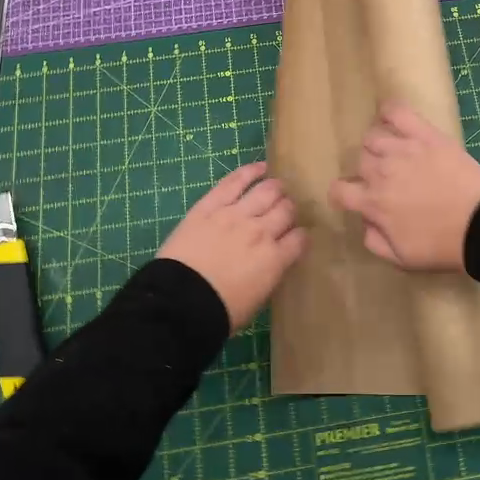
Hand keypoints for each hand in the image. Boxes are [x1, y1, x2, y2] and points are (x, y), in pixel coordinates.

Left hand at [157, 162, 308, 333]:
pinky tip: (260, 167)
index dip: (300, 235)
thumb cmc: (219, 312)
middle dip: (289, 209)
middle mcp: (261, 231)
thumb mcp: (256, 300)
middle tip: (284, 211)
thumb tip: (275, 262)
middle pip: (286, 210)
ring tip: (277, 187)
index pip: (300, 238)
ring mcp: (236, 214)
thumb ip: (270, 274)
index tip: (295, 237)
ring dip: (275, 189)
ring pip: (267, 191)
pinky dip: (250, 171)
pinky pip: (235, 181)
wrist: (180, 303)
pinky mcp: (211, 205)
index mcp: (275, 259)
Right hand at [330, 102, 479, 271]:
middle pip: (360, 161)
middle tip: (387, 181)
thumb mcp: (402, 259)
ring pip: (373, 137)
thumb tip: (365, 222)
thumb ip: (374, 241)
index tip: (353, 196)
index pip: (339, 190)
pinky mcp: (425, 135)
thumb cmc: (442, 245)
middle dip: (368, 172)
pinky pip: (397, 111)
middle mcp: (381, 172)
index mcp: (374, 203)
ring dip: (378, 147)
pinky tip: (389, 117)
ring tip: (393, 154)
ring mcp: (402, 149)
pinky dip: (388, 111)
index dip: (342, 194)